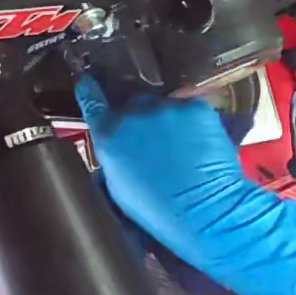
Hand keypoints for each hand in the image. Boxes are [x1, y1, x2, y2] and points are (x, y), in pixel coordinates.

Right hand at [74, 75, 295, 294]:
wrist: (206, 212)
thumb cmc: (157, 212)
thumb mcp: (118, 189)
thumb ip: (111, 160)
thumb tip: (113, 149)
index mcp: (109, 136)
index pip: (91, 100)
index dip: (90, 90)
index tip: (89, 81)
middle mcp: (134, 114)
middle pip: (133, 104)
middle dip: (139, 117)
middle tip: (154, 140)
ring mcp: (167, 108)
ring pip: (163, 106)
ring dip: (167, 120)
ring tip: (181, 146)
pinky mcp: (197, 108)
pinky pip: (190, 109)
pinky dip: (193, 122)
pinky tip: (200, 143)